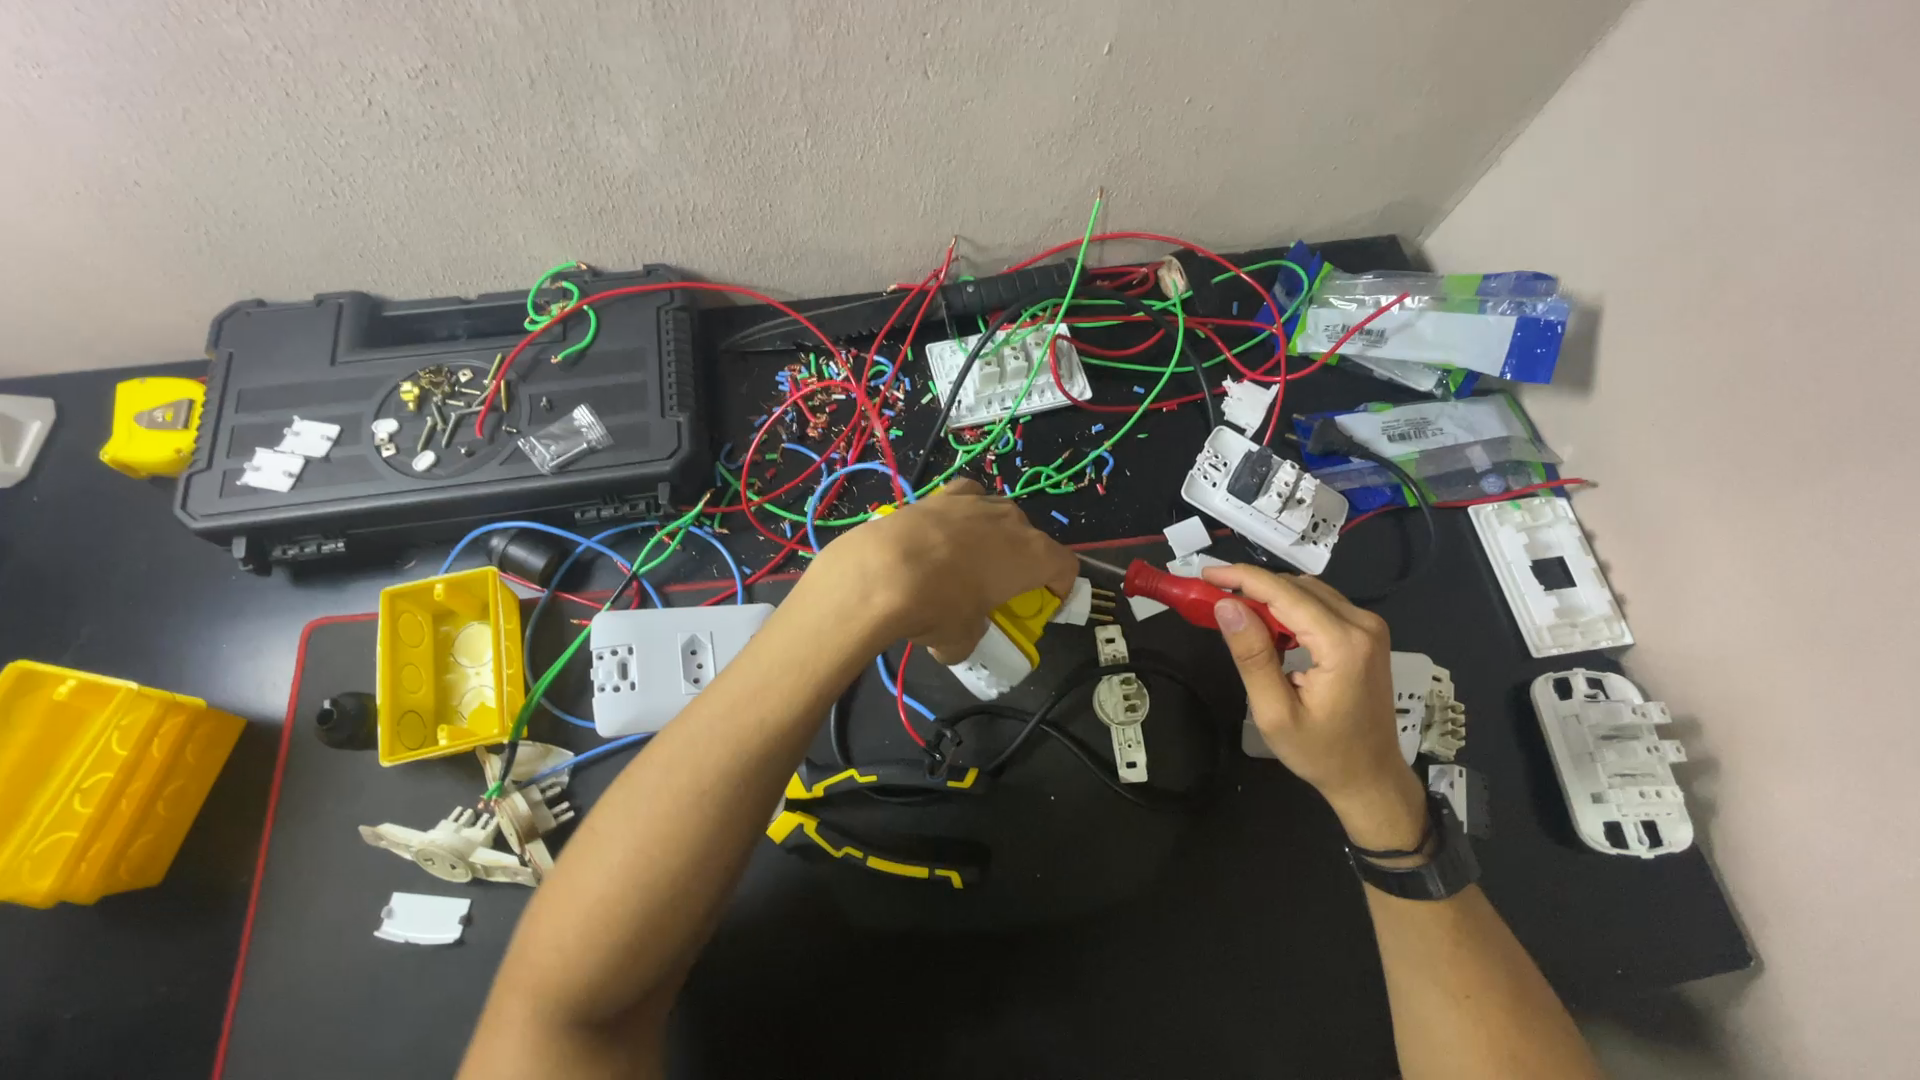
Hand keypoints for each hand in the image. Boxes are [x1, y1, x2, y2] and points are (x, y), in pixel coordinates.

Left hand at [801, 478, 1078, 661]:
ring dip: (996, 536)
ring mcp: (975, 503)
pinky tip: (951, 529)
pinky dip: (966, 512)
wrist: (880, 572)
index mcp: (1033, 556)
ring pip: (1001, 514)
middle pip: (1032, 538)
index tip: (1045, 604)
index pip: (1065, 566)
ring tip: (973, 560)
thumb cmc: (936, 608)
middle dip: (1024, 562)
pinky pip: (968, 497)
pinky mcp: (941, 495)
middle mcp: (1012, 521)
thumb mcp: (960, 641)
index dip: (1061, 587)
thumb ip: (971, 636)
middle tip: (1003, 588)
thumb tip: (959, 637)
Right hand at [1203, 564, 1426, 850]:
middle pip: (1296, 586)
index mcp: (1342, 644)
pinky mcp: (1367, 634)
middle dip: (1252, 587)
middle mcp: (1362, 625)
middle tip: (1211, 598)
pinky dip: (1289, 608)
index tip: (1205, 574)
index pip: (1284, 593)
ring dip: (1270, 597)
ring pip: (1308, 591)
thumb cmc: (1321, 752)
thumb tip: (1227, 606)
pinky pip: (1321, 605)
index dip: (1241, 578)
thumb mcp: (1274, 712)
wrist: (1371, 777)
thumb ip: (1252, 656)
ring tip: (1235, 614)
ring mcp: (1369, 627)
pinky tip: (1269, 629)